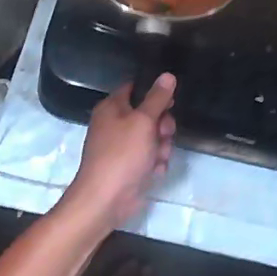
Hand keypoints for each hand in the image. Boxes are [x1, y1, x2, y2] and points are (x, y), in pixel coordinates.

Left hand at [65, 73, 177, 229]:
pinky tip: (153, 171)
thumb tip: (167, 75)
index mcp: (112, 108)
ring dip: (162, 147)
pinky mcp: (130, 165)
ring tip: (156, 157)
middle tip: (162, 134)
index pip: (136, 88)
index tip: (169, 102)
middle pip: (150, 114)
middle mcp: (115, 124)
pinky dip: (155, 162)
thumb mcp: (143, 121)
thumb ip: (157, 98)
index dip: (155, 93)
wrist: (106, 200)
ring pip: (154, 137)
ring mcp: (123, 146)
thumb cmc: (122, 155)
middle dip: (163, 126)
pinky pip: (151, 156)